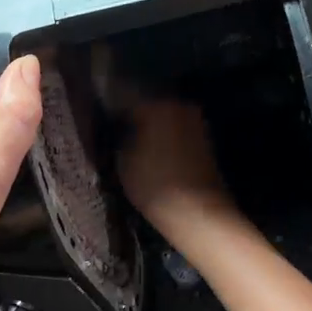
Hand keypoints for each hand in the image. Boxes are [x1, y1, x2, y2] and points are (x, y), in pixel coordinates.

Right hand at [115, 99, 246, 252]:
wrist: (199, 211)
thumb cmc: (155, 184)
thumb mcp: (123, 163)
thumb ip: (120, 140)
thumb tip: (120, 132)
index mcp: (155, 105)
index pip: (125, 99)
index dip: (112, 113)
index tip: (104, 126)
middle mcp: (178, 105)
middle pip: (149, 106)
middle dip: (135, 118)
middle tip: (120, 135)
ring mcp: (196, 122)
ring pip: (166, 119)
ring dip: (153, 129)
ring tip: (137, 148)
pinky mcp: (206, 140)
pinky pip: (179, 133)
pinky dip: (167, 139)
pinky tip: (157, 155)